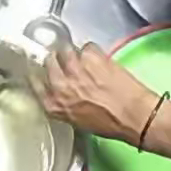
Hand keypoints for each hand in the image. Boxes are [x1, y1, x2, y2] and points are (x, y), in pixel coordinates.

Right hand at [38, 40, 159, 145]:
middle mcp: (60, 86)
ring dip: (75, 53)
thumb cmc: (110, 124)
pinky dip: (93, 52)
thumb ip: (65, 104)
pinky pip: (86, 46)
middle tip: (70, 64)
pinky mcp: (92, 57)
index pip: (35, 81)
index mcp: (54, 105)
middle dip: (58, 60)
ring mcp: (75, 69)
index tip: (45, 70)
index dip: (41, 73)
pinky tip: (102, 62)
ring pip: (66, 49)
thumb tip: (64, 91)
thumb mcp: (78, 121)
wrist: (134, 116)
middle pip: (49, 60)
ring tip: (87, 62)